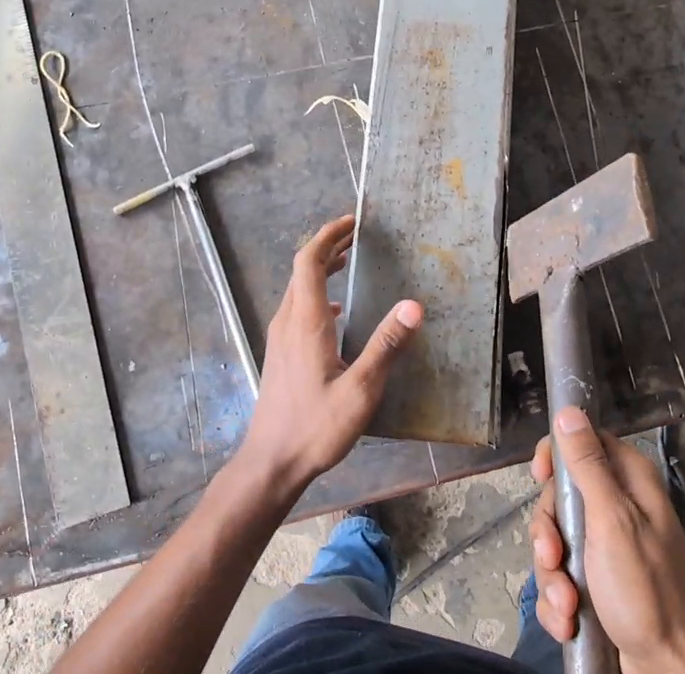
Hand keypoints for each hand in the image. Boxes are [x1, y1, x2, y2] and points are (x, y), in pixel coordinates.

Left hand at [237, 215, 422, 488]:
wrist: (271, 462)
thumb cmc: (315, 427)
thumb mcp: (360, 390)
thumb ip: (385, 346)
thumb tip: (413, 306)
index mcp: (305, 322)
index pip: (308, 261)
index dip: (328, 235)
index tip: (352, 222)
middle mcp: (287, 323)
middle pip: (301, 270)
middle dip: (328, 246)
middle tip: (357, 236)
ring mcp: (279, 339)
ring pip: (297, 290)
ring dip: (321, 270)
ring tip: (349, 263)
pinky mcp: (280, 354)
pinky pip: (297, 309)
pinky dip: (317, 294)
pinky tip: (338, 313)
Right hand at [530, 407, 684, 673]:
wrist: (670, 670)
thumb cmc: (647, 591)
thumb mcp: (612, 520)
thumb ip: (588, 465)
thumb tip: (569, 410)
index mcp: (628, 482)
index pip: (583, 442)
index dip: (555, 456)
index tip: (538, 478)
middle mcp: (618, 509)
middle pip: (560, 497)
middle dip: (549, 535)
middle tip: (554, 558)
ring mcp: (607, 549)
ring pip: (555, 542)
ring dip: (552, 577)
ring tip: (569, 607)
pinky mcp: (597, 584)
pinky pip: (560, 579)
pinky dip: (558, 602)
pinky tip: (569, 622)